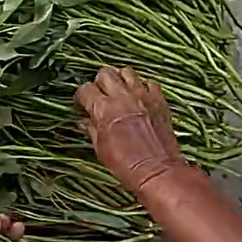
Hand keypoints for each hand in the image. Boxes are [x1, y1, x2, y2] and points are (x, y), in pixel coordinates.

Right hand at [76, 66, 187, 195]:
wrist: (156, 170)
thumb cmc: (125, 164)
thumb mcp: (100, 149)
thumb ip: (92, 129)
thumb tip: (85, 121)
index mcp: (104, 109)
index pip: (86, 89)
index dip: (82, 97)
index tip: (83, 105)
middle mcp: (122, 96)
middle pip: (105, 73)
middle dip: (100, 82)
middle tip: (101, 95)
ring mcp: (143, 95)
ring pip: (127, 72)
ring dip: (121, 80)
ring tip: (120, 92)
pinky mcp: (159, 100)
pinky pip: (149, 83)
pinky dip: (143, 87)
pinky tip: (140, 98)